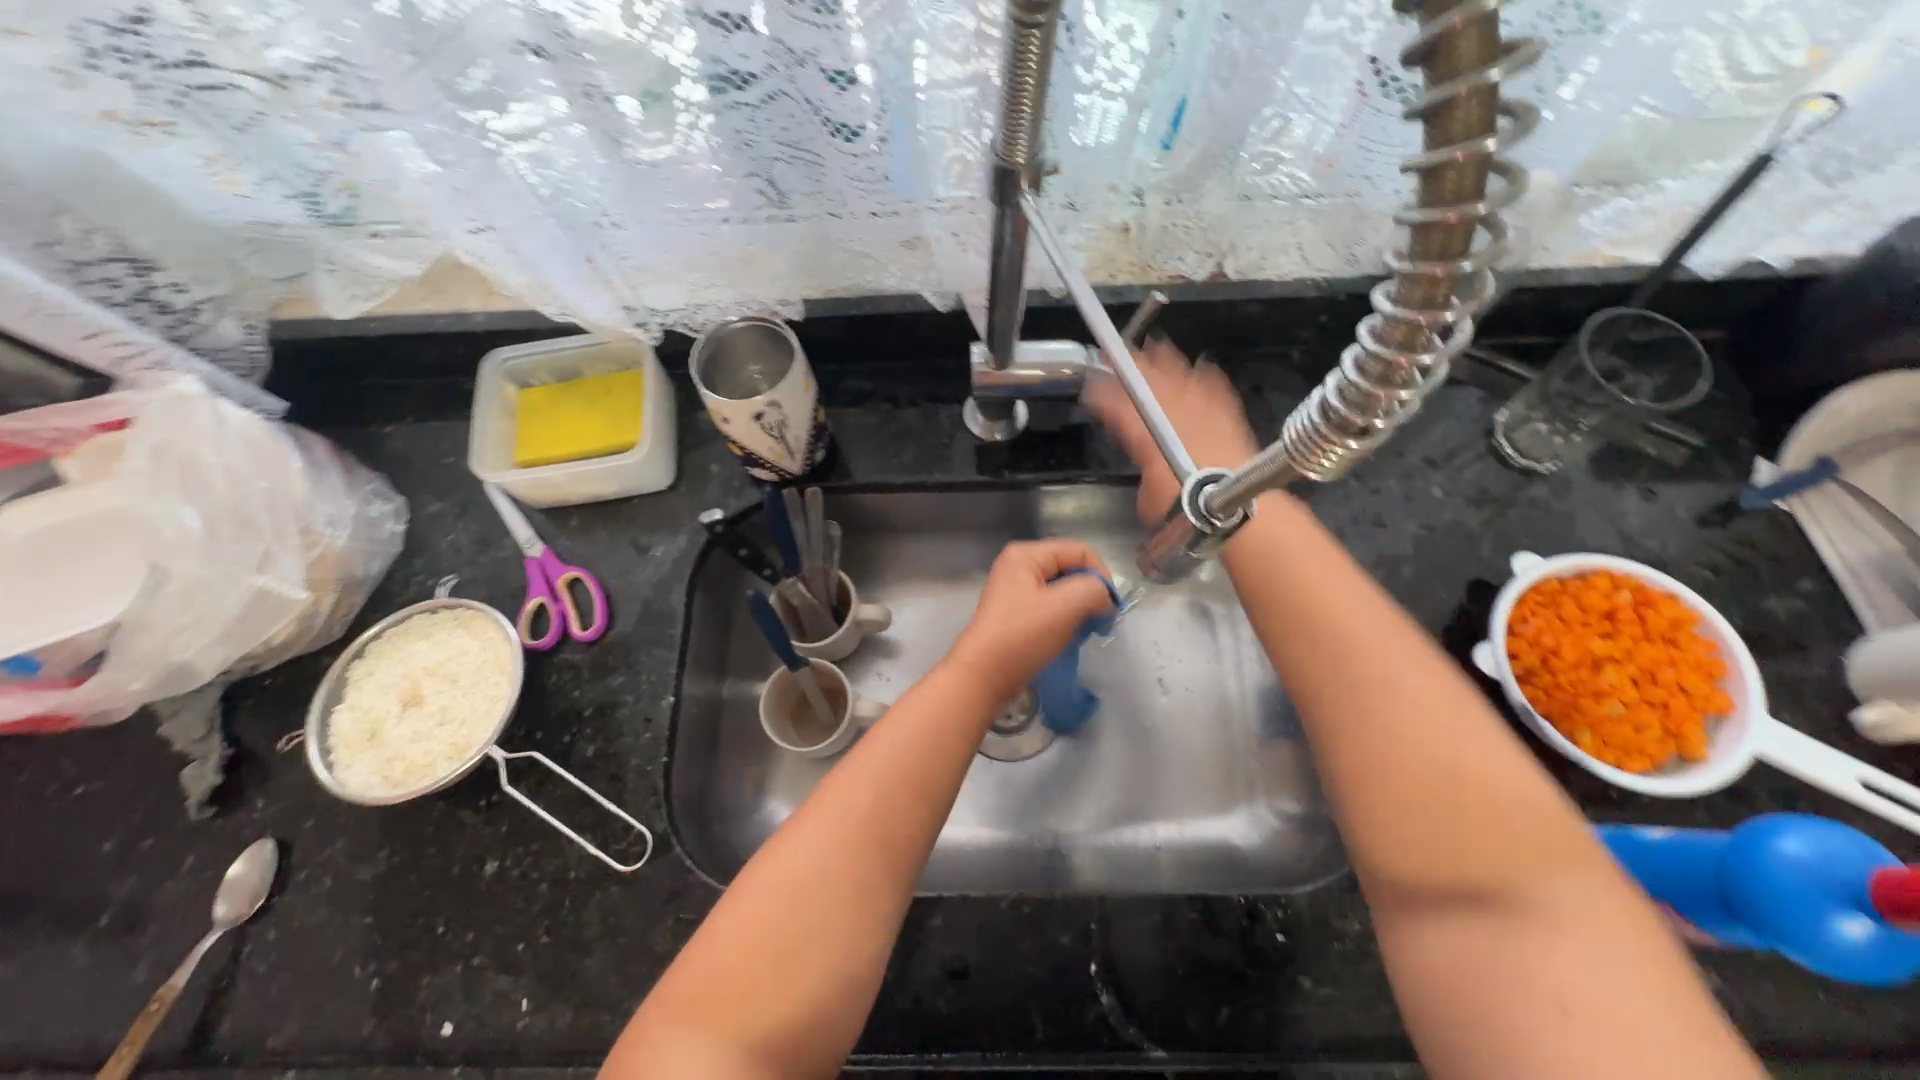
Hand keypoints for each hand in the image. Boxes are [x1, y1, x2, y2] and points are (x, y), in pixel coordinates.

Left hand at [943, 540, 1116, 703]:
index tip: (1110, 607)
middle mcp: (1019, 566)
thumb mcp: (1066, 605)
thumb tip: (1104, 598)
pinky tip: (1069, 637)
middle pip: (1071, 569)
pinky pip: (1051, 608)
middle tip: (1100, 621)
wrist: (984, 676)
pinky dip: (1065, 620)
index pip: (1081, 551)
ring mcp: (1015, 591)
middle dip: (1090, 593)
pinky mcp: (1016, 615)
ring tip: (1085, 631)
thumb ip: (1094, 590)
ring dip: (1079, 609)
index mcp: (1026, 554)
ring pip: (1062, 591)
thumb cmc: (1023, 636)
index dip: (1102, 575)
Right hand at [1082, 339, 1260, 525]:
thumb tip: (1146, 463)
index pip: (1112, 401)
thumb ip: (1143, 467)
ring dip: (1162, 360)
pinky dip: (1201, 374)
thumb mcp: (1147, 495)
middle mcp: (1170, 408)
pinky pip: (1211, 380)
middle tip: (1115, 358)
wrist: (1233, 509)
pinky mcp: (1226, 408)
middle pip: (1145, 373)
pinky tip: (1199, 369)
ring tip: (1155, 351)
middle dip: (1128, 364)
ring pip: (1177, 369)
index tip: (1091, 388)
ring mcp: (1200, 403)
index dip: (1099, 391)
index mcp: (1142, 431)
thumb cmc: (1183, 509)